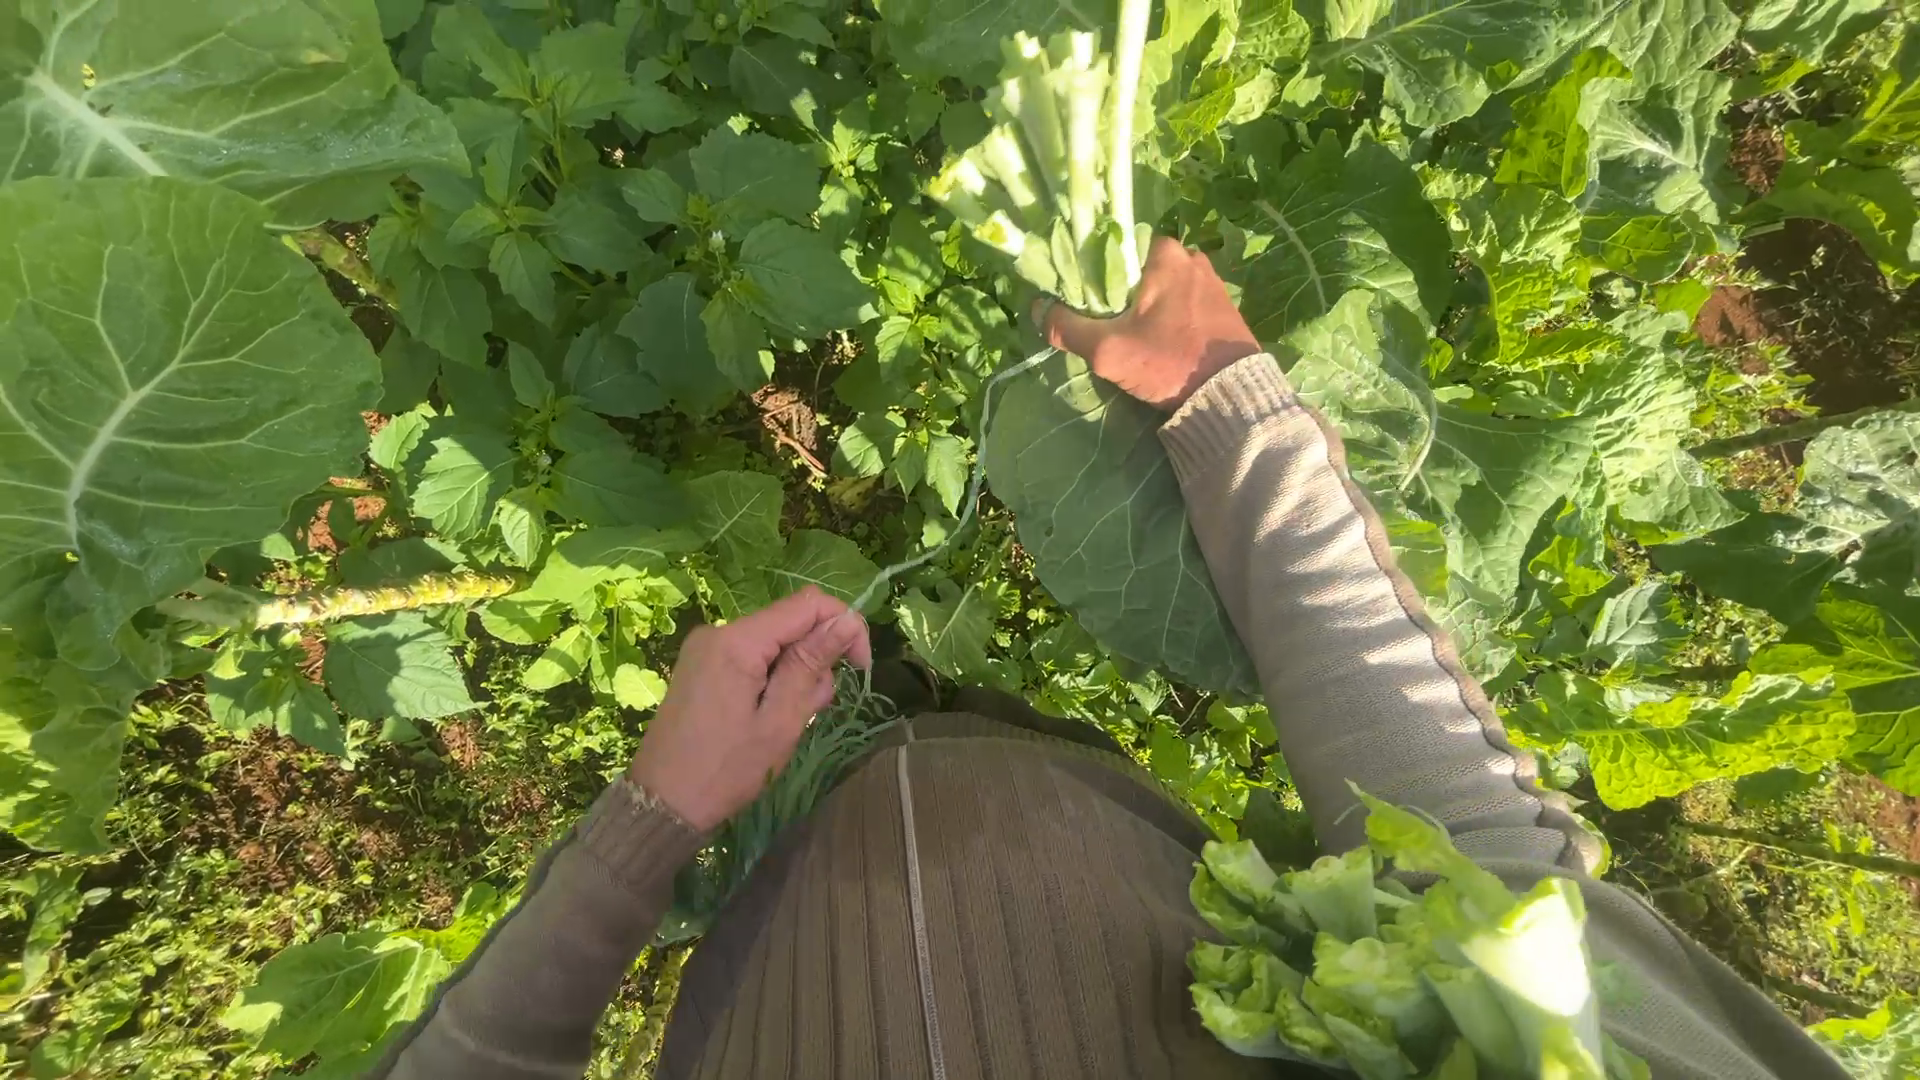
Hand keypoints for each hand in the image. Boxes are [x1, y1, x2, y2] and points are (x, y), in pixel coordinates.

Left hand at [628, 587, 871, 830]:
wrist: (661, 807)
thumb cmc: (726, 770)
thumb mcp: (780, 719)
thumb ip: (812, 664)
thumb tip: (848, 620)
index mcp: (737, 640)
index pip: (809, 604)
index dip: (844, 626)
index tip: (860, 667)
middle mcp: (720, 632)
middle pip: (793, 622)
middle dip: (817, 659)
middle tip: (810, 710)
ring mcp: (708, 648)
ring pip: (777, 642)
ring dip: (796, 675)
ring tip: (786, 721)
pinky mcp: (705, 665)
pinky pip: (756, 656)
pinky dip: (774, 679)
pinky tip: (768, 715)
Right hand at [1036, 236, 1261, 410]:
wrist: (1229, 397)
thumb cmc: (1167, 363)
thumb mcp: (1108, 350)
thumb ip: (1068, 328)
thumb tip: (1037, 310)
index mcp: (1164, 253)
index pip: (1114, 250)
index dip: (1092, 275)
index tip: (1082, 302)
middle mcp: (1191, 257)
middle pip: (1136, 271)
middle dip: (1118, 296)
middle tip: (1103, 325)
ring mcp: (1211, 281)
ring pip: (1159, 288)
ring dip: (1143, 309)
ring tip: (1129, 338)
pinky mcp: (1222, 307)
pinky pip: (1181, 304)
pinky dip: (1165, 319)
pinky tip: (1158, 342)